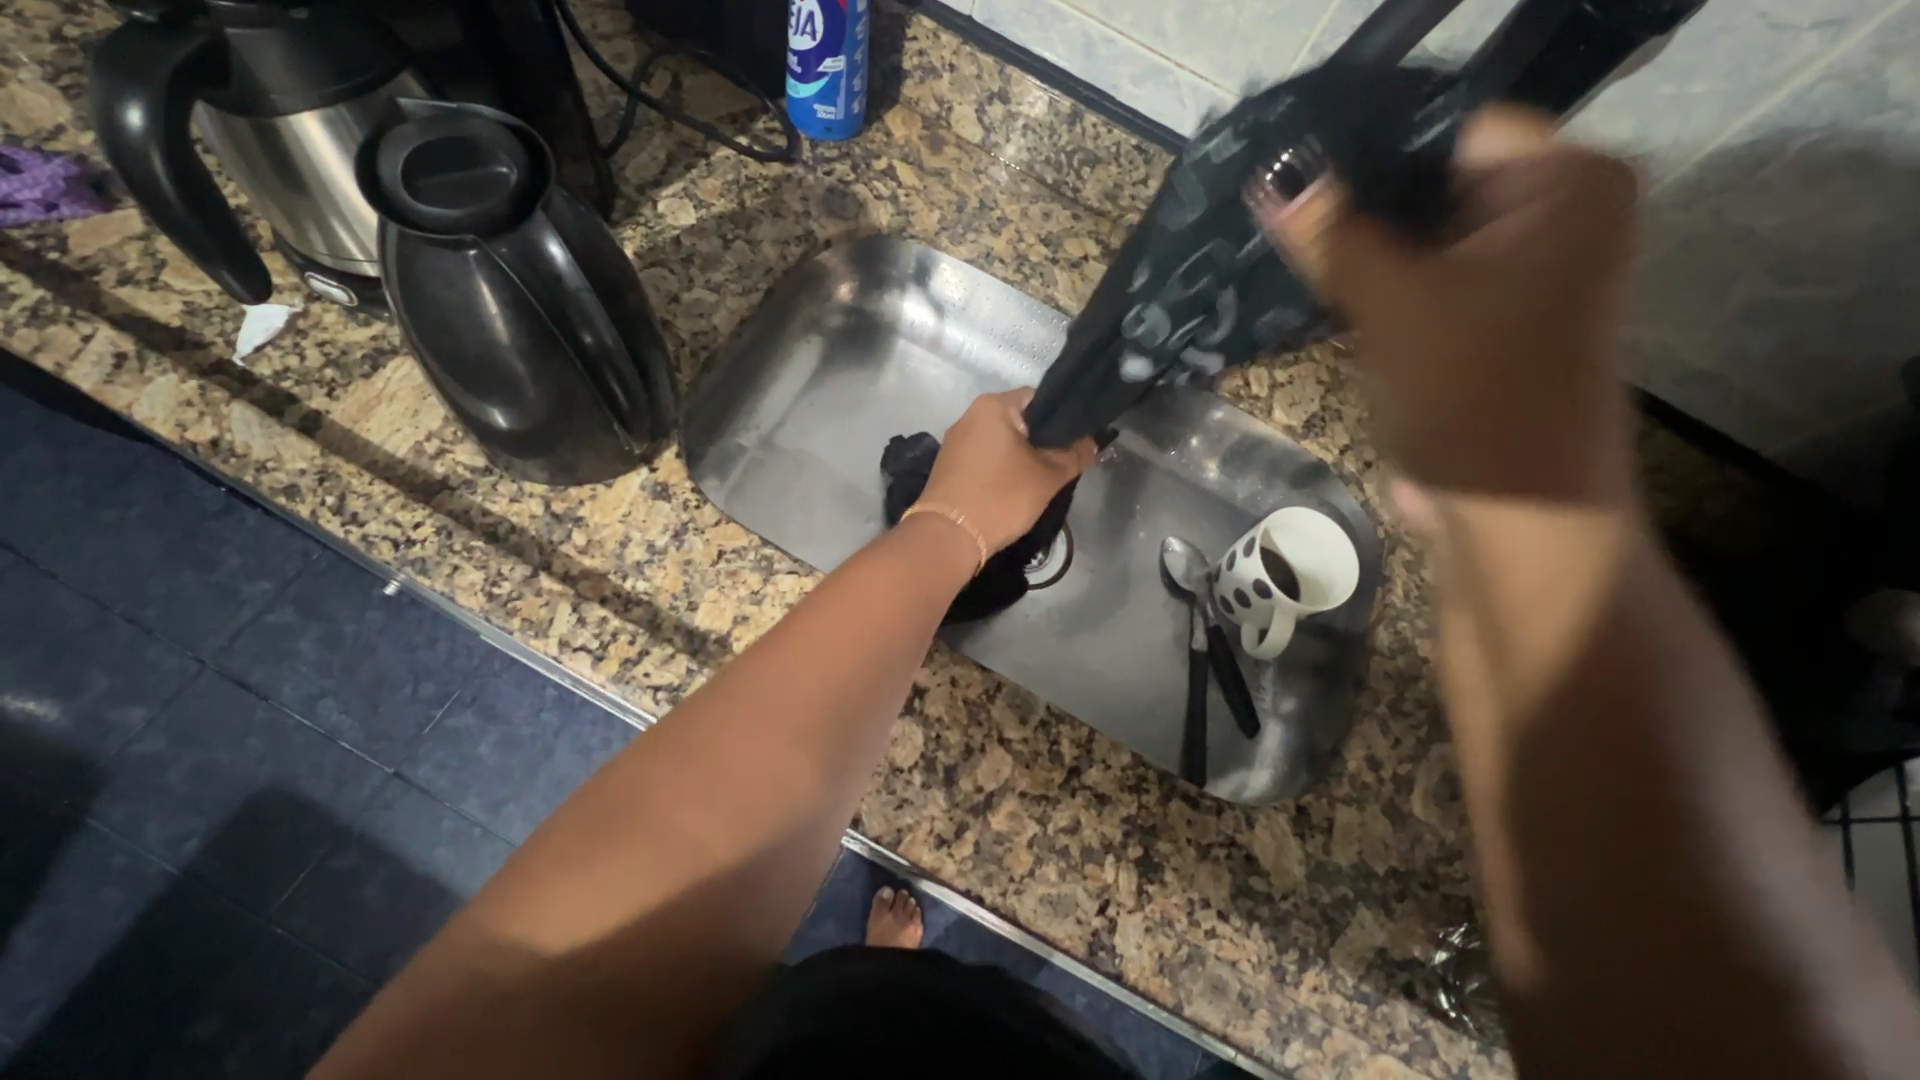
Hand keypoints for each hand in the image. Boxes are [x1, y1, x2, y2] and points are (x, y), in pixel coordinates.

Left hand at [919, 389, 1098, 553]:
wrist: (948, 536)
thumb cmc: (1000, 497)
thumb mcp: (1047, 477)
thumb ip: (1074, 456)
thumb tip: (1093, 442)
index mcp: (993, 406)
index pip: (1039, 399)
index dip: (1062, 420)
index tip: (1075, 443)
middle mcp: (969, 415)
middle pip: (1018, 421)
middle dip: (1040, 442)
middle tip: (1060, 466)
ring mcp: (955, 441)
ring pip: (1000, 442)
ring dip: (1020, 458)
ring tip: (1037, 481)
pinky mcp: (948, 465)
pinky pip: (983, 458)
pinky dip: (999, 469)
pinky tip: (1010, 491)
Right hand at [1249, 105, 1639, 502]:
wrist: (1512, 517)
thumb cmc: (1470, 394)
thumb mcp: (1392, 304)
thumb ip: (1331, 233)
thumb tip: (1270, 178)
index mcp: (1566, 186)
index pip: (1451, 128)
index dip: (1368, 144)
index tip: (1287, 160)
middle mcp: (1558, 216)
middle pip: (1434, 182)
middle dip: (1354, 201)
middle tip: (1270, 200)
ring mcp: (1524, 272)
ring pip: (1420, 236)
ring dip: (1356, 246)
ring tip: (1280, 236)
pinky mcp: (1488, 320)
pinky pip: (1421, 279)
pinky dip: (1373, 283)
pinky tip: (1314, 281)